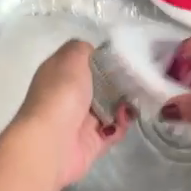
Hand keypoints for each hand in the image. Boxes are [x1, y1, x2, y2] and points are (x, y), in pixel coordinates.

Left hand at [4, 40, 129, 187]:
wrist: (52, 141)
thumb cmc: (61, 93)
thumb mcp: (72, 57)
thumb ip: (84, 49)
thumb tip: (95, 54)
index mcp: (60, 73)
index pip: (87, 62)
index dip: (106, 60)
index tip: (126, 58)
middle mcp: (69, 95)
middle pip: (102, 85)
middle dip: (121, 84)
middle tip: (138, 81)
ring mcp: (80, 120)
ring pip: (111, 108)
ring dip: (125, 105)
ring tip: (134, 102)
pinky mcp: (92, 142)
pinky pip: (114, 130)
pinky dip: (122, 125)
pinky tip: (124, 119)